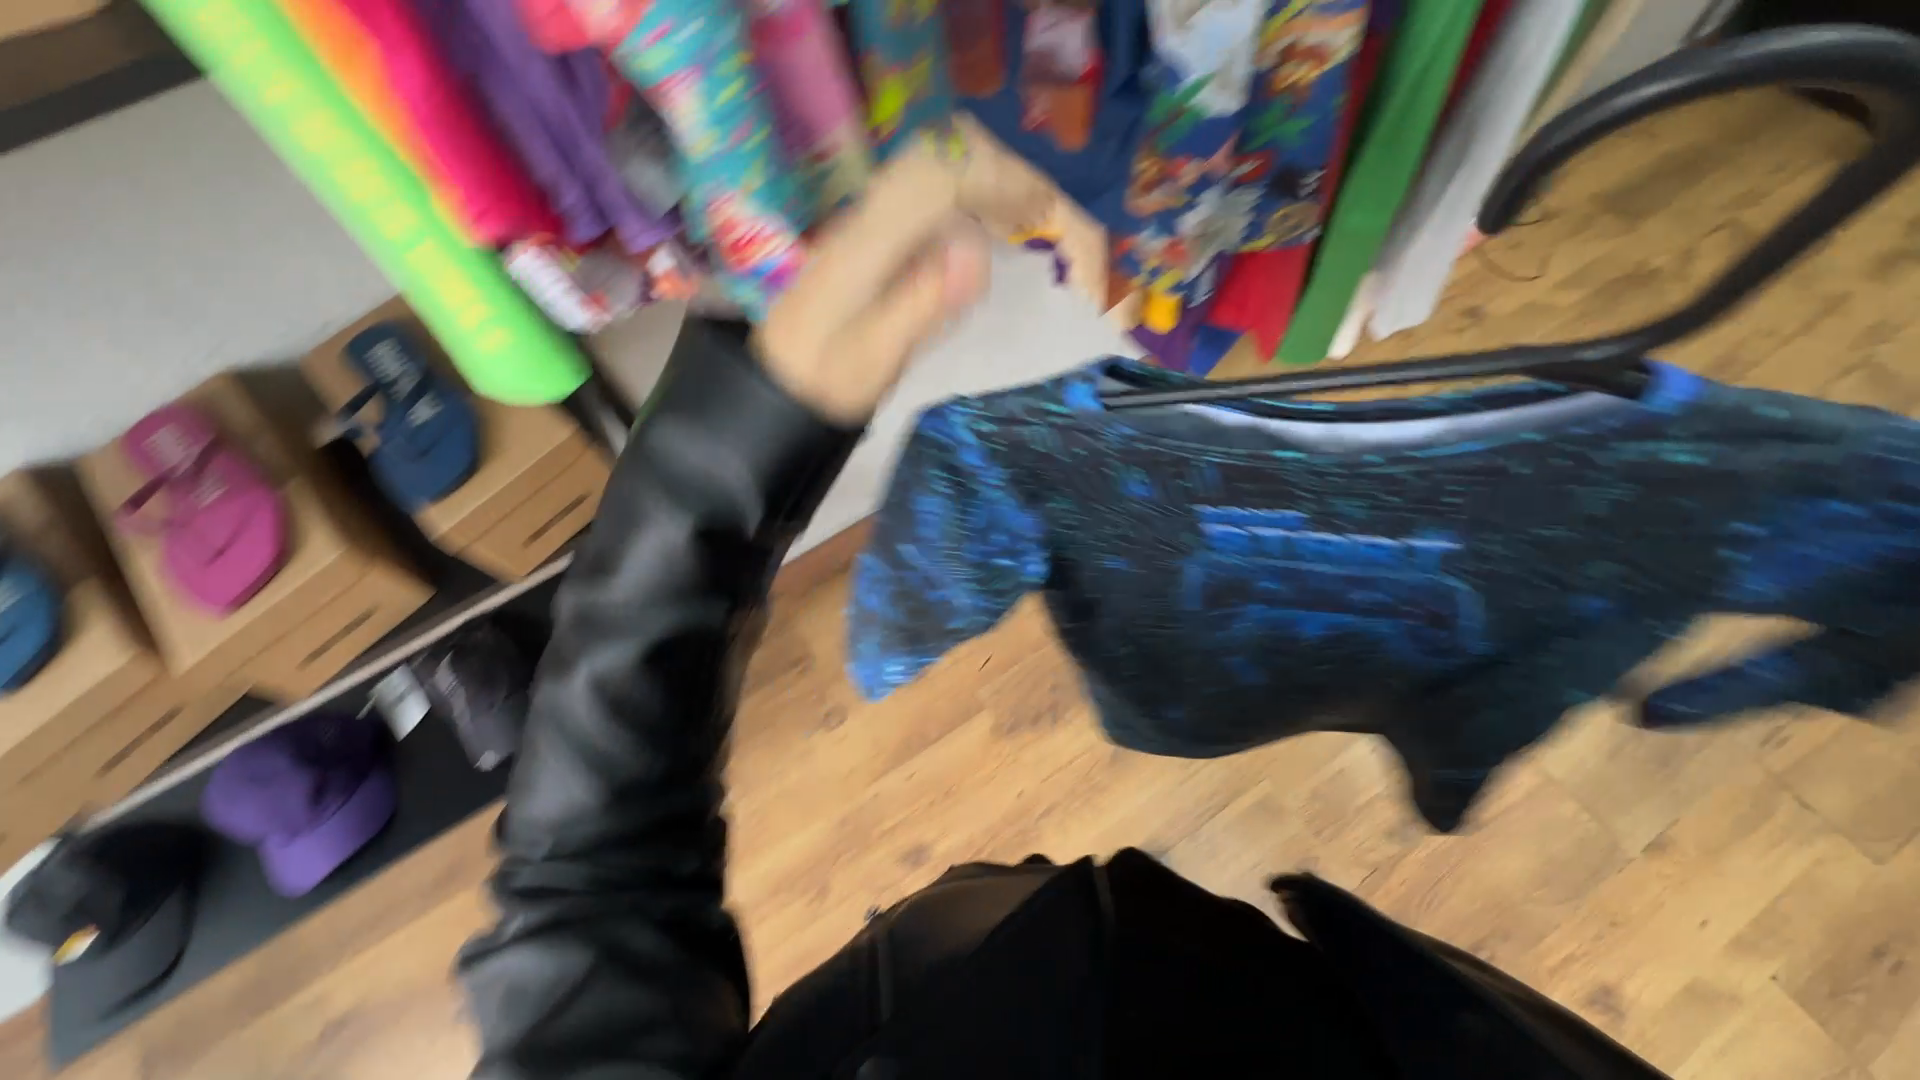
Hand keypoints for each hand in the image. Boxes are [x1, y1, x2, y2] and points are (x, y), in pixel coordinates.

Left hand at [754, 123, 1053, 423]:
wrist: (776, 387)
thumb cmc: (823, 381)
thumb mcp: (871, 358)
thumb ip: (920, 305)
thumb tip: (973, 250)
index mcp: (865, 241)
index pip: (938, 179)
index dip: (999, 185)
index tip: (1042, 214)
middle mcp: (866, 217)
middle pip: (939, 157)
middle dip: (1000, 174)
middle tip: (1046, 215)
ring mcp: (866, 223)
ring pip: (933, 169)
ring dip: (987, 181)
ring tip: (1030, 218)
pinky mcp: (871, 236)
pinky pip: (927, 194)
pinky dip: (969, 200)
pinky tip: (990, 230)